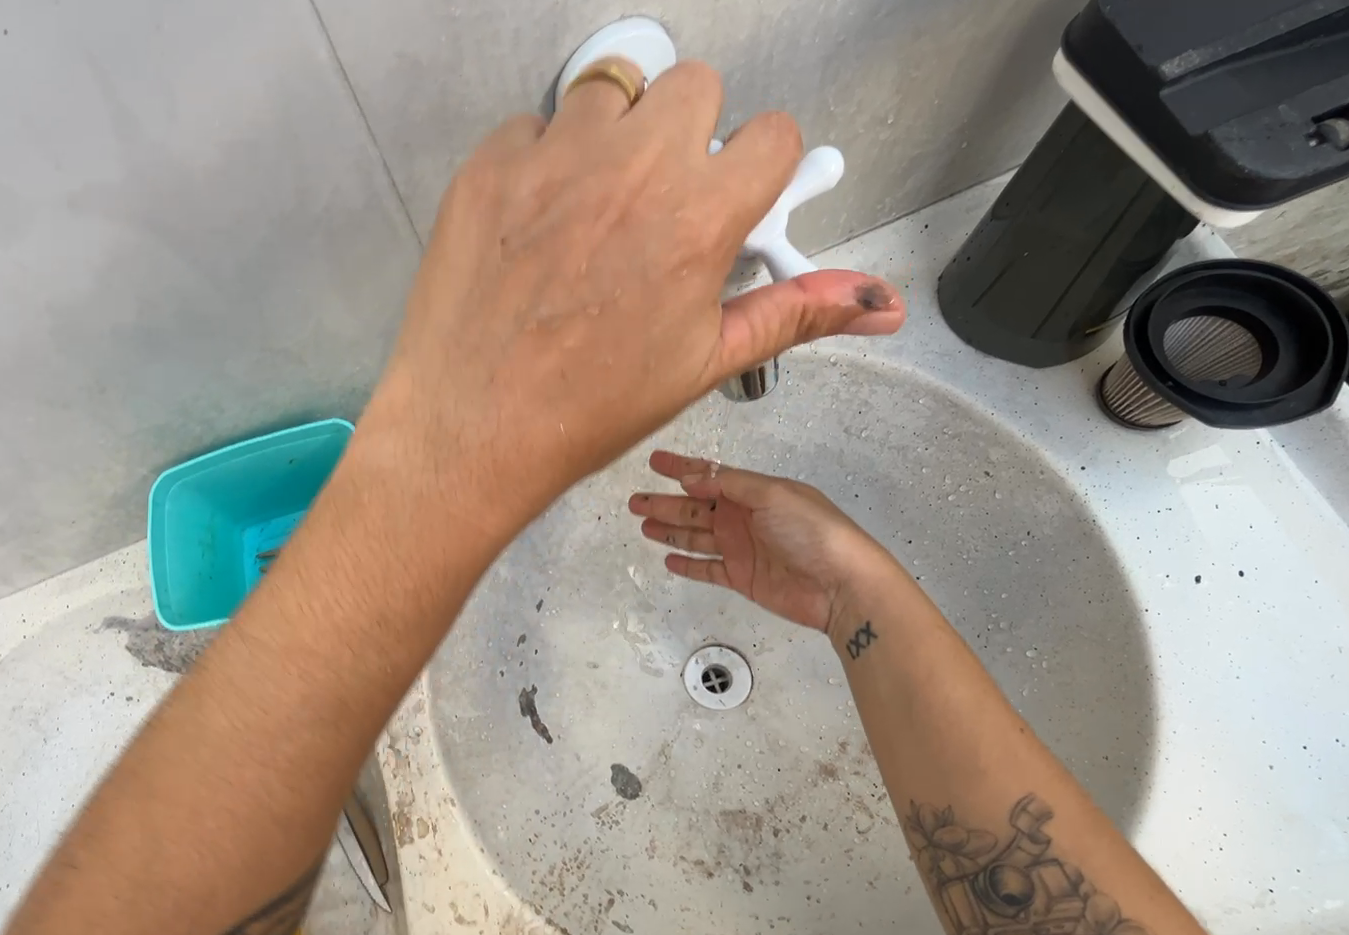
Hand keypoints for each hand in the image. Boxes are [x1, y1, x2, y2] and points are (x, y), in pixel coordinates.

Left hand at [349, 59, 905, 543]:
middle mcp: (632, 171)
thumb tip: (876, 302)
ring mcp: (554, 162)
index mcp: (698, 219)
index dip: (754, 171)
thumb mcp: (699, 366)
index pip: (771, 135)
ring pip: (611, 93)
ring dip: (612, 136)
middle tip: (653, 203)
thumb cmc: (586, 411)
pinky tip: (528, 225)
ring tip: (588, 207)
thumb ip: (788, 313)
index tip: (727, 201)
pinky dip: (538, 162)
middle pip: (693, 90)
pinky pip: (531, 129)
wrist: (472, 429)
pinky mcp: (490, 169)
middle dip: (684, 137)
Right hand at [628, 450, 899, 632]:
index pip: (710, 476)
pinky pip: (706, 568)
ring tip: (643, 525)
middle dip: (665, 502)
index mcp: (754, 493)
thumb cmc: (812, 531)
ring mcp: (741, 548)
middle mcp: (744, 517)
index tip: (654, 462)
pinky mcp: (741, 577)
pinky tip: (668, 558)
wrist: (841, 584)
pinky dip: (688, 563)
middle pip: (695, 508)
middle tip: (635, 501)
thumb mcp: (772, 495)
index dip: (681, 468)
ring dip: (670, 529)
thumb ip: (729, 484)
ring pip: (696, 536)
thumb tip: (690, 478)